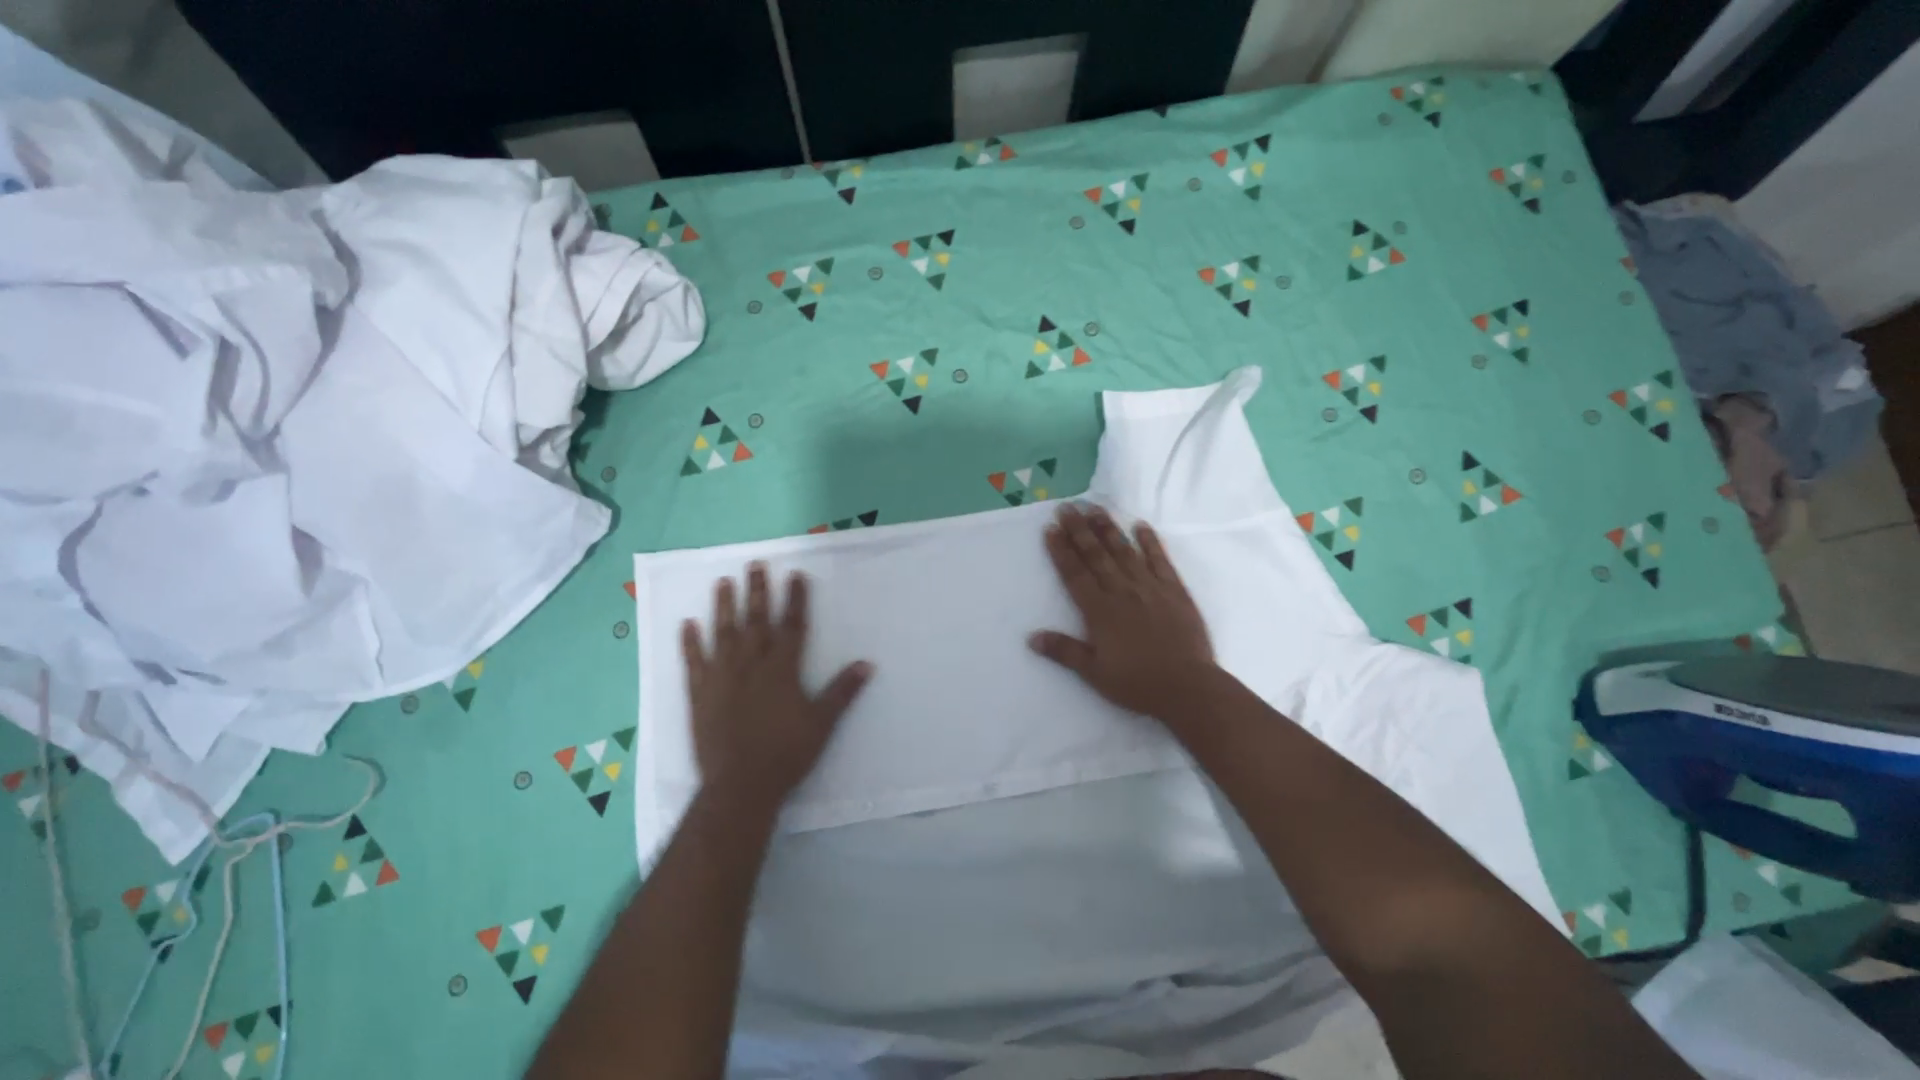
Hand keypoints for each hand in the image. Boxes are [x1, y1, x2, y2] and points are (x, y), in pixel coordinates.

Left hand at [681, 563, 873, 809]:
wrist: (740, 785)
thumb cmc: (786, 754)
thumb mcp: (822, 723)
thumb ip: (842, 692)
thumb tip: (867, 664)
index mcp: (782, 670)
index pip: (792, 627)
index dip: (795, 600)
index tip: (796, 575)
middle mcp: (751, 665)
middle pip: (755, 621)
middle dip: (758, 591)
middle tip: (755, 564)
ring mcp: (722, 678)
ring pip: (723, 634)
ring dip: (724, 607)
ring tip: (724, 582)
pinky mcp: (700, 695)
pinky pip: (694, 662)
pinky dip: (690, 643)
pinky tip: (688, 624)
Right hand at [1030, 503, 1216, 721]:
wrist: (1188, 687)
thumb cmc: (1137, 683)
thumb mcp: (1094, 673)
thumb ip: (1064, 651)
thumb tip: (1032, 637)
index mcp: (1099, 611)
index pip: (1075, 574)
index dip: (1061, 550)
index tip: (1051, 528)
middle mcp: (1122, 592)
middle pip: (1097, 555)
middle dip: (1080, 530)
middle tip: (1068, 506)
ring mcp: (1150, 588)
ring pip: (1125, 551)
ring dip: (1109, 529)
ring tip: (1095, 508)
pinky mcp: (1175, 591)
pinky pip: (1160, 560)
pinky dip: (1150, 542)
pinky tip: (1141, 526)